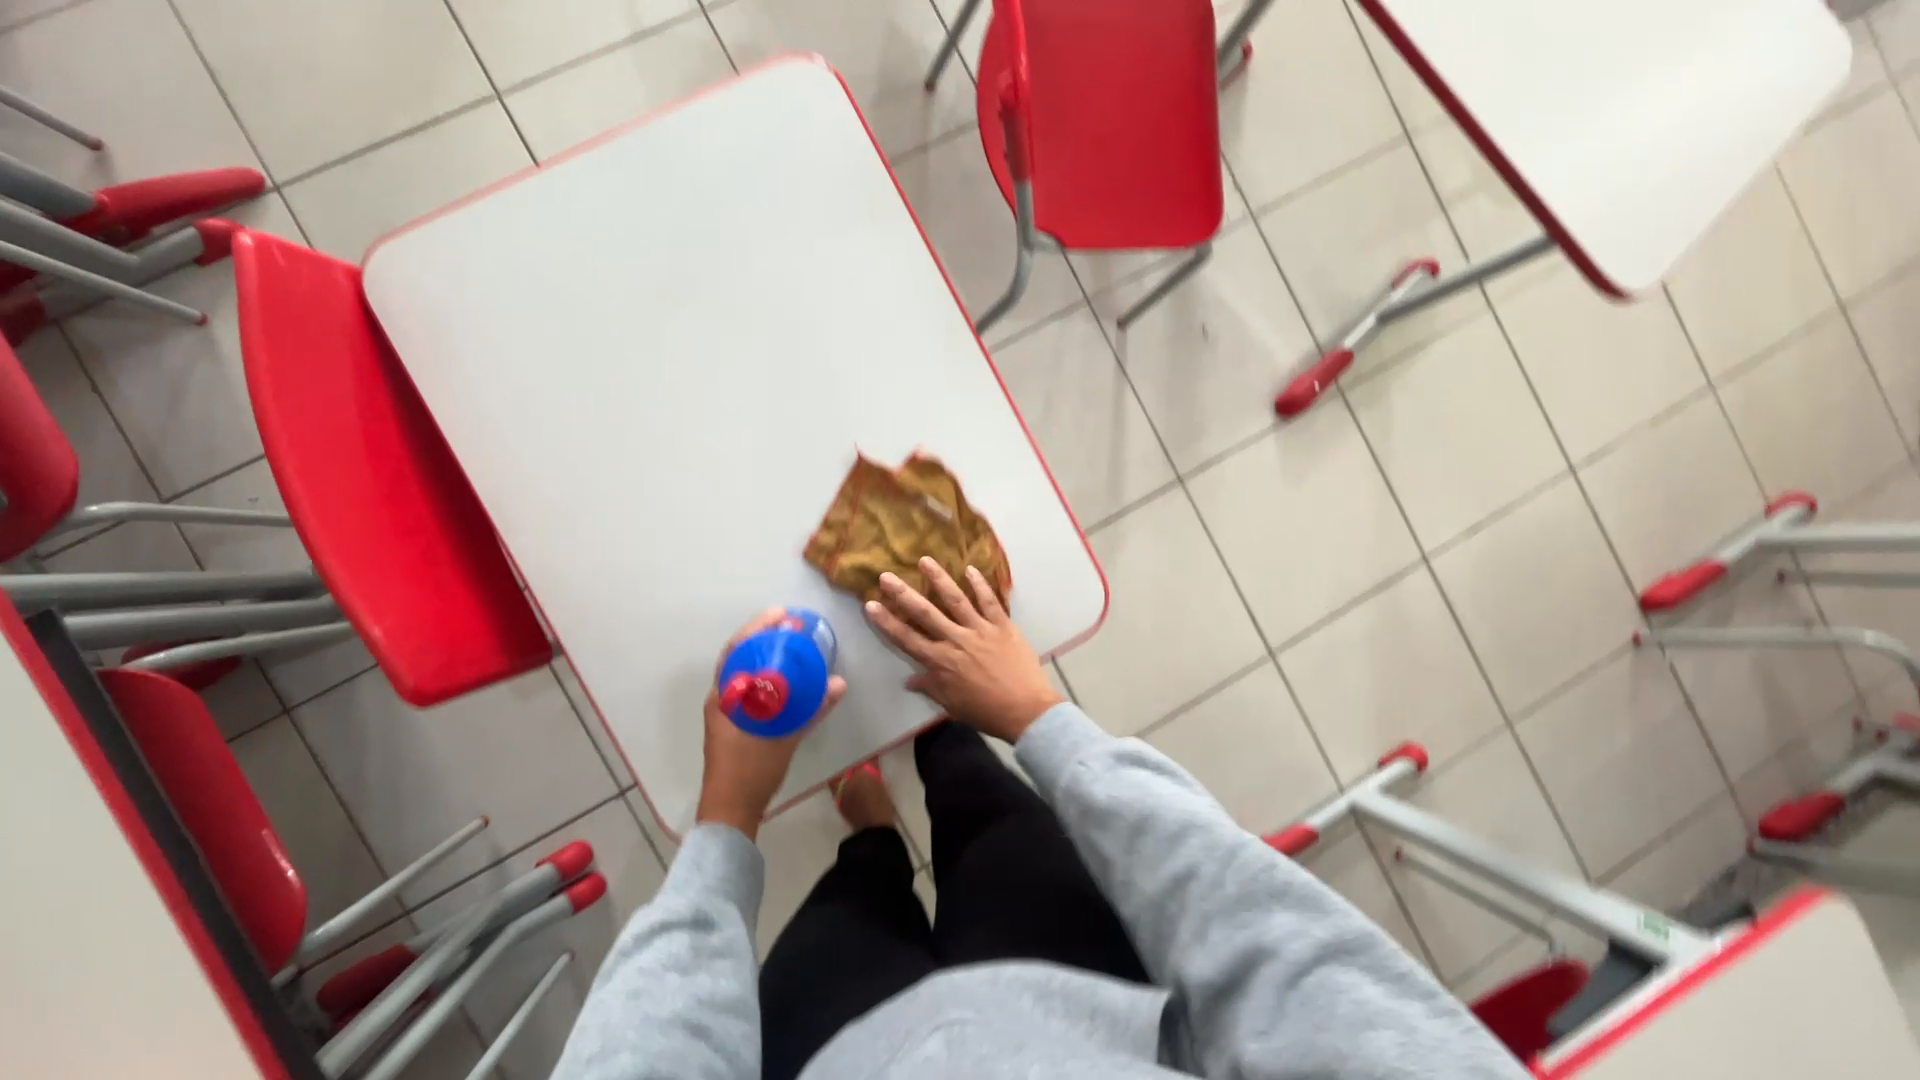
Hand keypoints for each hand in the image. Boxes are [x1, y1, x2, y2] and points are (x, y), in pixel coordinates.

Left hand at [697, 608, 846, 839]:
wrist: (731, 809)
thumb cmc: (751, 771)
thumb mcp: (785, 738)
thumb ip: (812, 709)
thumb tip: (839, 683)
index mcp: (724, 696)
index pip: (737, 649)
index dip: (757, 627)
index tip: (781, 615)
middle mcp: (721, 698)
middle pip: (740, 657)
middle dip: (763, 638)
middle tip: (790, 626)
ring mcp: (726, 712)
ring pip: (744, 673)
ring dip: (764, 657)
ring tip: (790, 646)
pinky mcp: (734, 724)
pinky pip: (750, 690)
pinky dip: (766, 678)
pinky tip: (787, 680)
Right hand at [865, 558, 1062, 742]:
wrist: (1025, 711)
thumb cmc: (986, 712)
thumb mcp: (952, 705)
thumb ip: (931, 687)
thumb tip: (910, 680)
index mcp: (941, 662)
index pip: (907, 638)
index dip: (887, 622)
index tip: (871, 604)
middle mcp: (956, 640)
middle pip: (926, 613)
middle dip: (904, 594)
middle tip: (887, 575)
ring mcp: (980, 630)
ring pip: (956, 600)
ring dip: (939, 579)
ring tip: (925, 560)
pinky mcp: (1003, 626)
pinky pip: (990, 601)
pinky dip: (980, 585)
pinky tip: (970, 569)